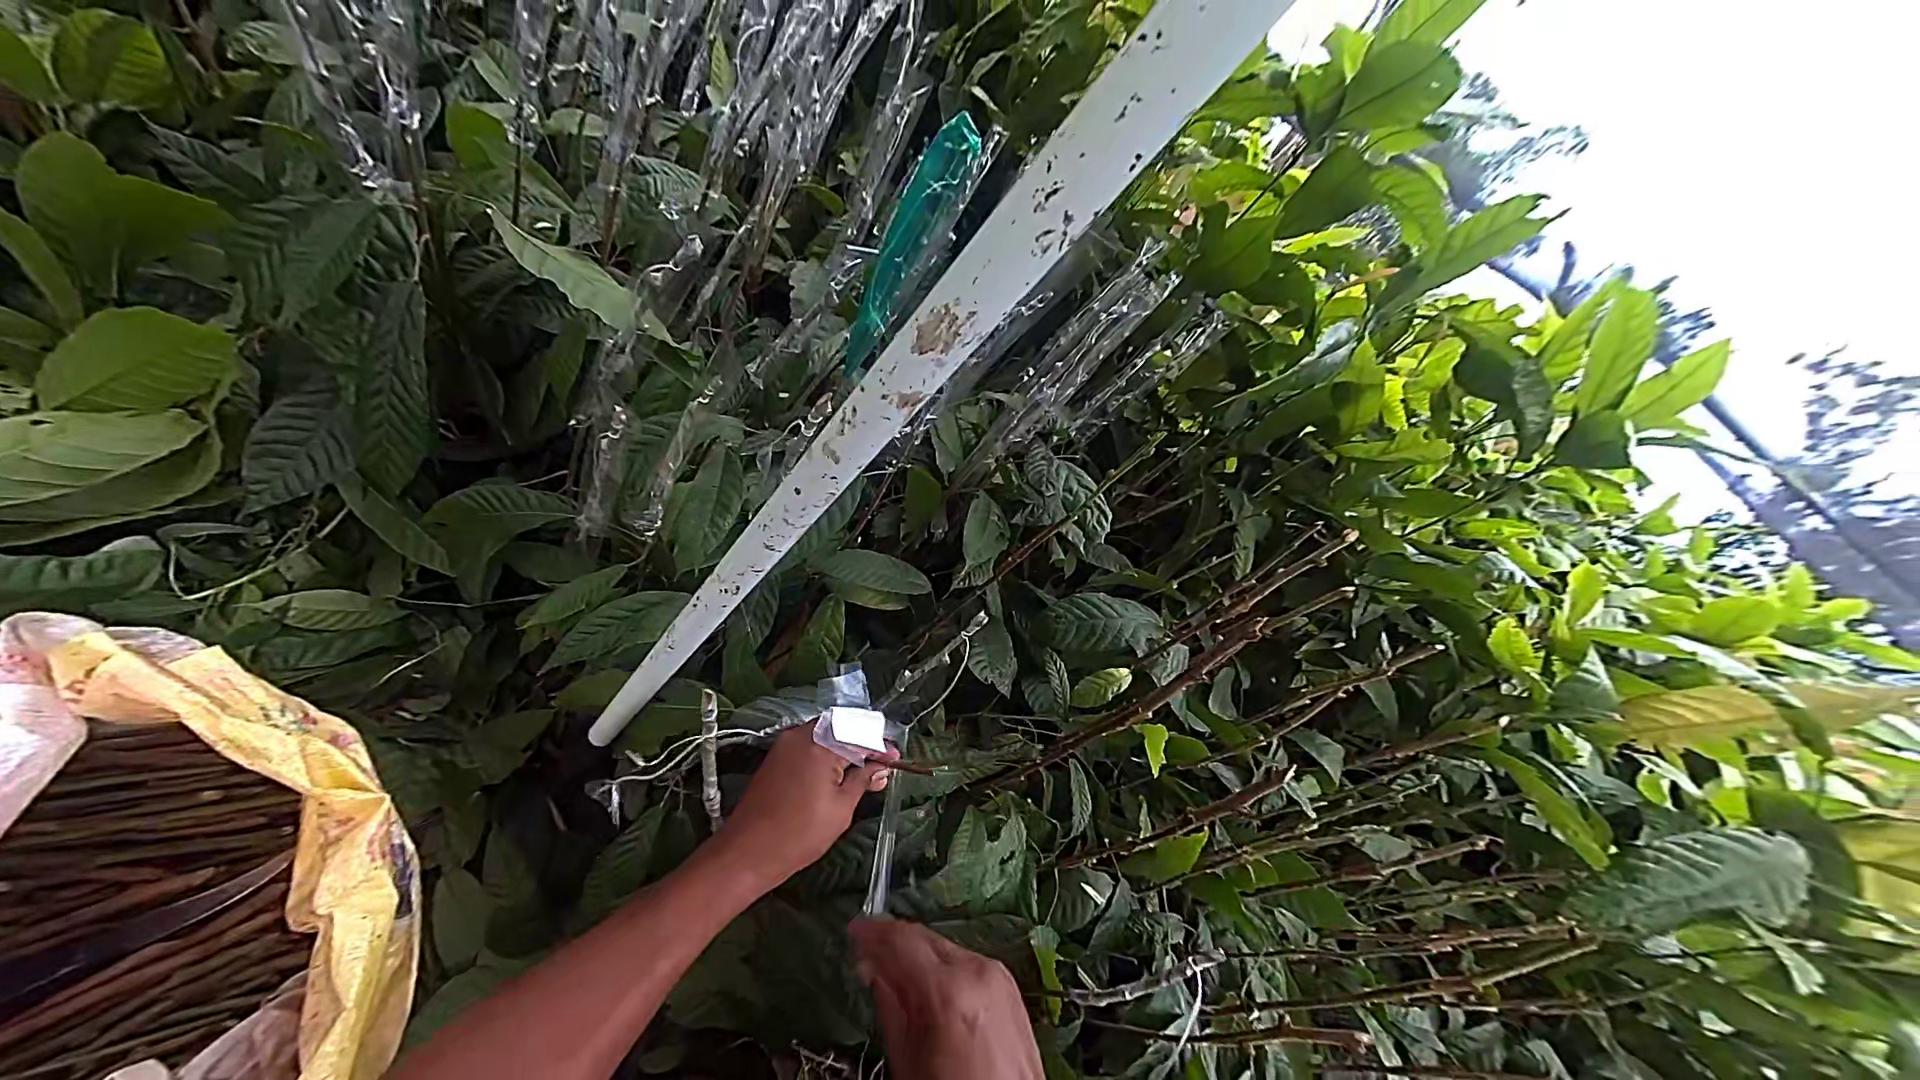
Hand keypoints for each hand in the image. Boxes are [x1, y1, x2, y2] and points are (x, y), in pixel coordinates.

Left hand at [713, 724, 888, 885]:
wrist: (746, 853)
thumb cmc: (798, 834)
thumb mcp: (840, 808)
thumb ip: (863, 780)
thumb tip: (880, 768)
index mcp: (819, 743)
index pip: (860, 735)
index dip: (881, 747)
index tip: (896, 759)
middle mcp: (801, 734)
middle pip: (842, 726)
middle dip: (864, 741)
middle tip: (882, 762)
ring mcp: (786, 744)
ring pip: (826, 733)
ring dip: (847, 746)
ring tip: (866, 769)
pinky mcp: (777, 757)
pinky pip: (810, 743)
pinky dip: (829, 752)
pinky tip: (841, 770)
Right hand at [849, 918, 1043, 1079]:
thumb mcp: (908, 1062)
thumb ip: (889, 1006)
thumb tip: (873, 969)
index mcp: (948, 990)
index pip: (901, 940)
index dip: (873, 932)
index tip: (856, 930)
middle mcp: (975, 970)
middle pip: (923, 938)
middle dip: (893, 943)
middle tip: (868, 954)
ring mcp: (996, 974)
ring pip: (943, 947)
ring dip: (917, 955)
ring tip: (894, 973)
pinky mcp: (1007, 982)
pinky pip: (965, 962)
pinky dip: (941, 967)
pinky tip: (926, 983)